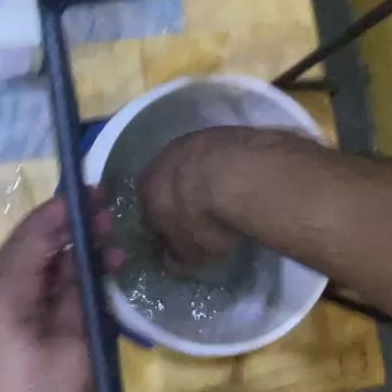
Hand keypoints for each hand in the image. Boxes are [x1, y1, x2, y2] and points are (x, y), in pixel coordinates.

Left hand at [0, 193, 121, 391]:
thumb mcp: (73, 347)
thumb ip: (78, 296)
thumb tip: (86, 261)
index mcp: (0, 293)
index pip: (34, 233)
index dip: (66, 209)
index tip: (99, 190)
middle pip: (28, 251)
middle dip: (69, 233)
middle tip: (111, 219)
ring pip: (26, 276)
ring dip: (64, 263)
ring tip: (109, 254)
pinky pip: (21, 300)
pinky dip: (51, 289)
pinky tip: (82, 292)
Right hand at [138, 126, 257, 271]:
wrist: (239, 176)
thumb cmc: (203, 219)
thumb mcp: (189, 252)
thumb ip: (176, 257)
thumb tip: (171, 261)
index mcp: (147, 186)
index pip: (149, 206)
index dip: (165, 221)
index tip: (180, 232)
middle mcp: (165, 157)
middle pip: (172, 179)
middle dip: (185, 195)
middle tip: (205, 214)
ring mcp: (195, 139)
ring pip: (197, 162)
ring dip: (208, 177)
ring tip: (229, 197)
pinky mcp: (225, 130)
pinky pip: (223, 154)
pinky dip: (230, 166)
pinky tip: (244, 181)